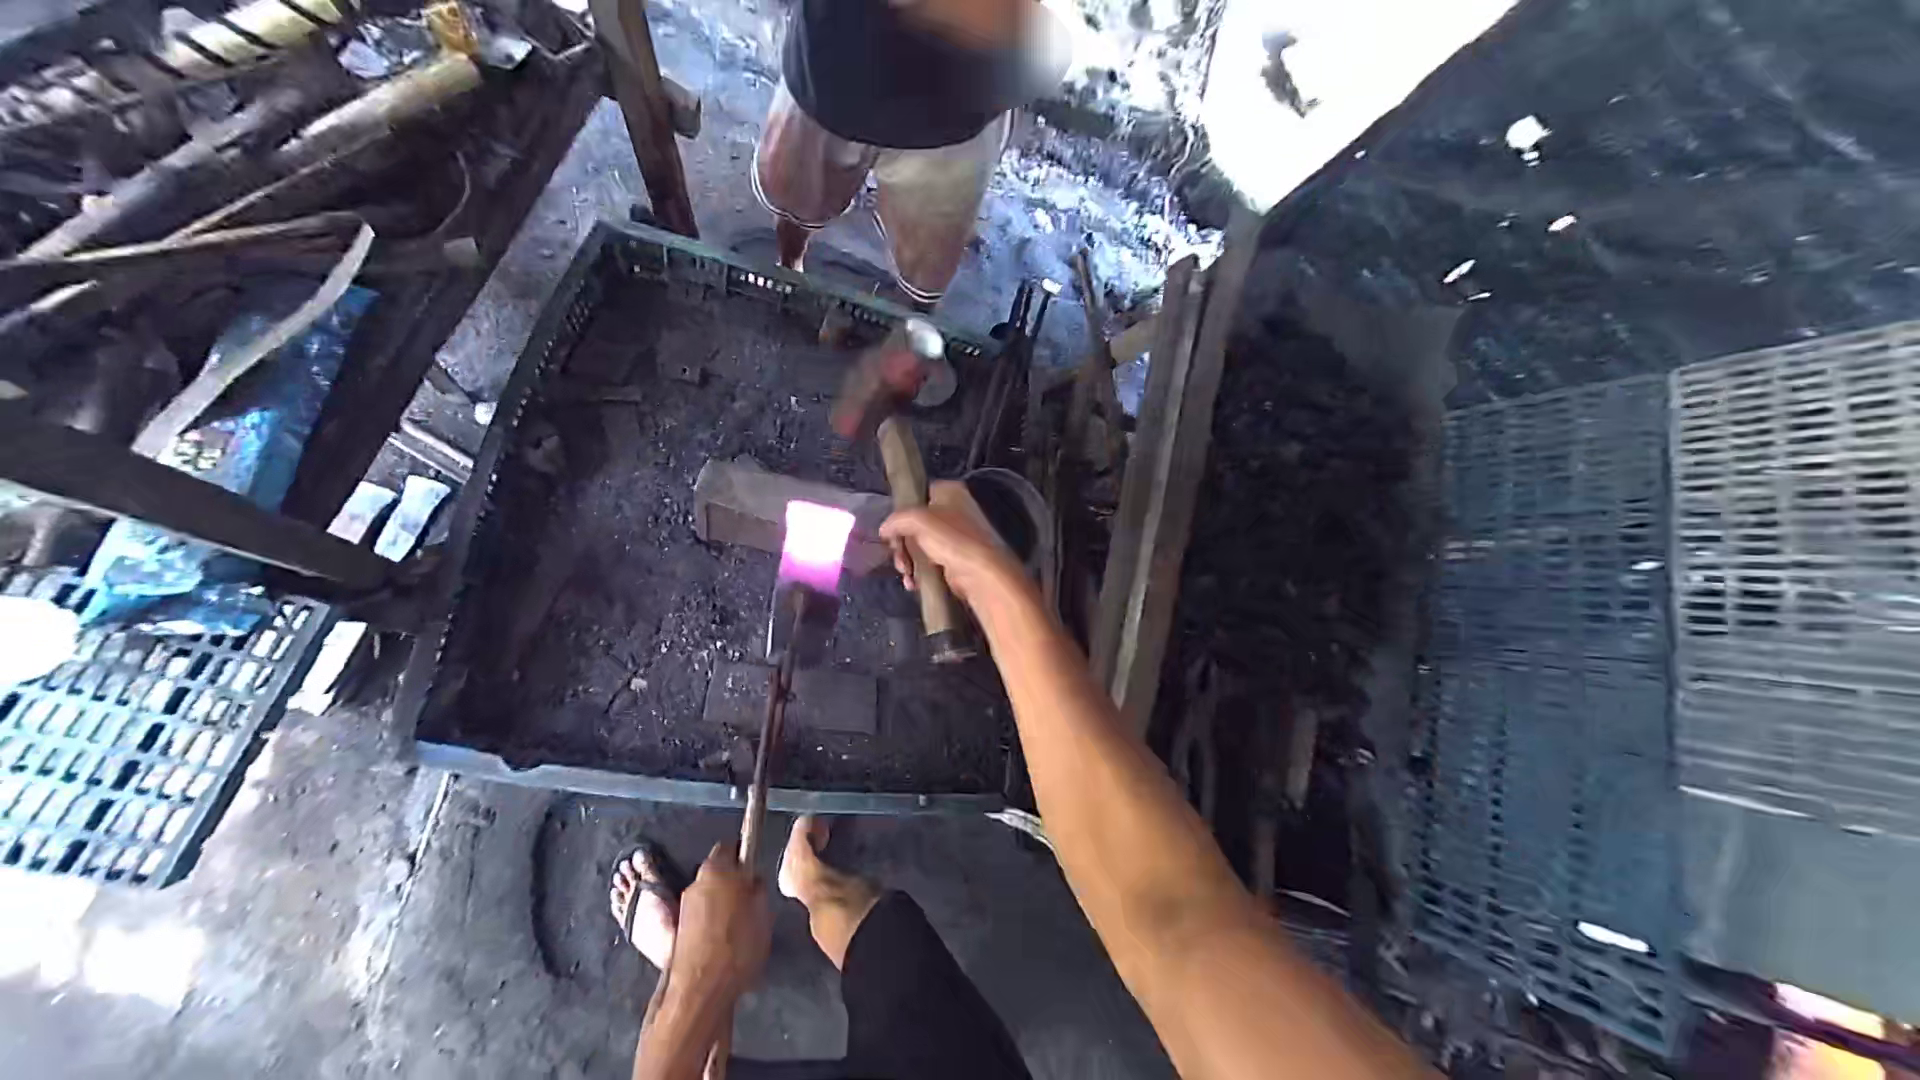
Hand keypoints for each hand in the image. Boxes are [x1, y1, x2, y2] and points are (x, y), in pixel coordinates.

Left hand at [667, 843, 771, 1002]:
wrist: (700, 992)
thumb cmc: (738, 944)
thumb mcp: (763, 911)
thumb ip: (758, 888)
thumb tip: (752, 879)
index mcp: (717, 868)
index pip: (731, 846)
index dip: (744, 854)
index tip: (756, 869)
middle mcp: (696, 882)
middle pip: (718, 872)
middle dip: (734, 880)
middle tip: (753, 899)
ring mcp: (683, 908)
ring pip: (709, 895)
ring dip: (723, 902)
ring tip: (741, 925)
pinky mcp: (679, 932)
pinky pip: (702, 917)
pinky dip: (713, 923)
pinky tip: (726, 942)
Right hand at [878, 480, 1028, 607]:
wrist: (980, 573)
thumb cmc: (950, 537)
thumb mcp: (917, 519)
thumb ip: (896, 520)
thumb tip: (884, 530)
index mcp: (949, 492)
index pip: (917, 494)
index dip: (901, 511)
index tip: (891, 529)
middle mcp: (954, 510)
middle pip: (915, 523)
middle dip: (902, 543)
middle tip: (898, 554)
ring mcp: (955, 536)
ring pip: (919, 545)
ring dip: (907, 560)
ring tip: (907, 573)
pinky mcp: (955, 559)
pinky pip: (928, 562)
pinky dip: (918, 571)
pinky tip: (914, 582)